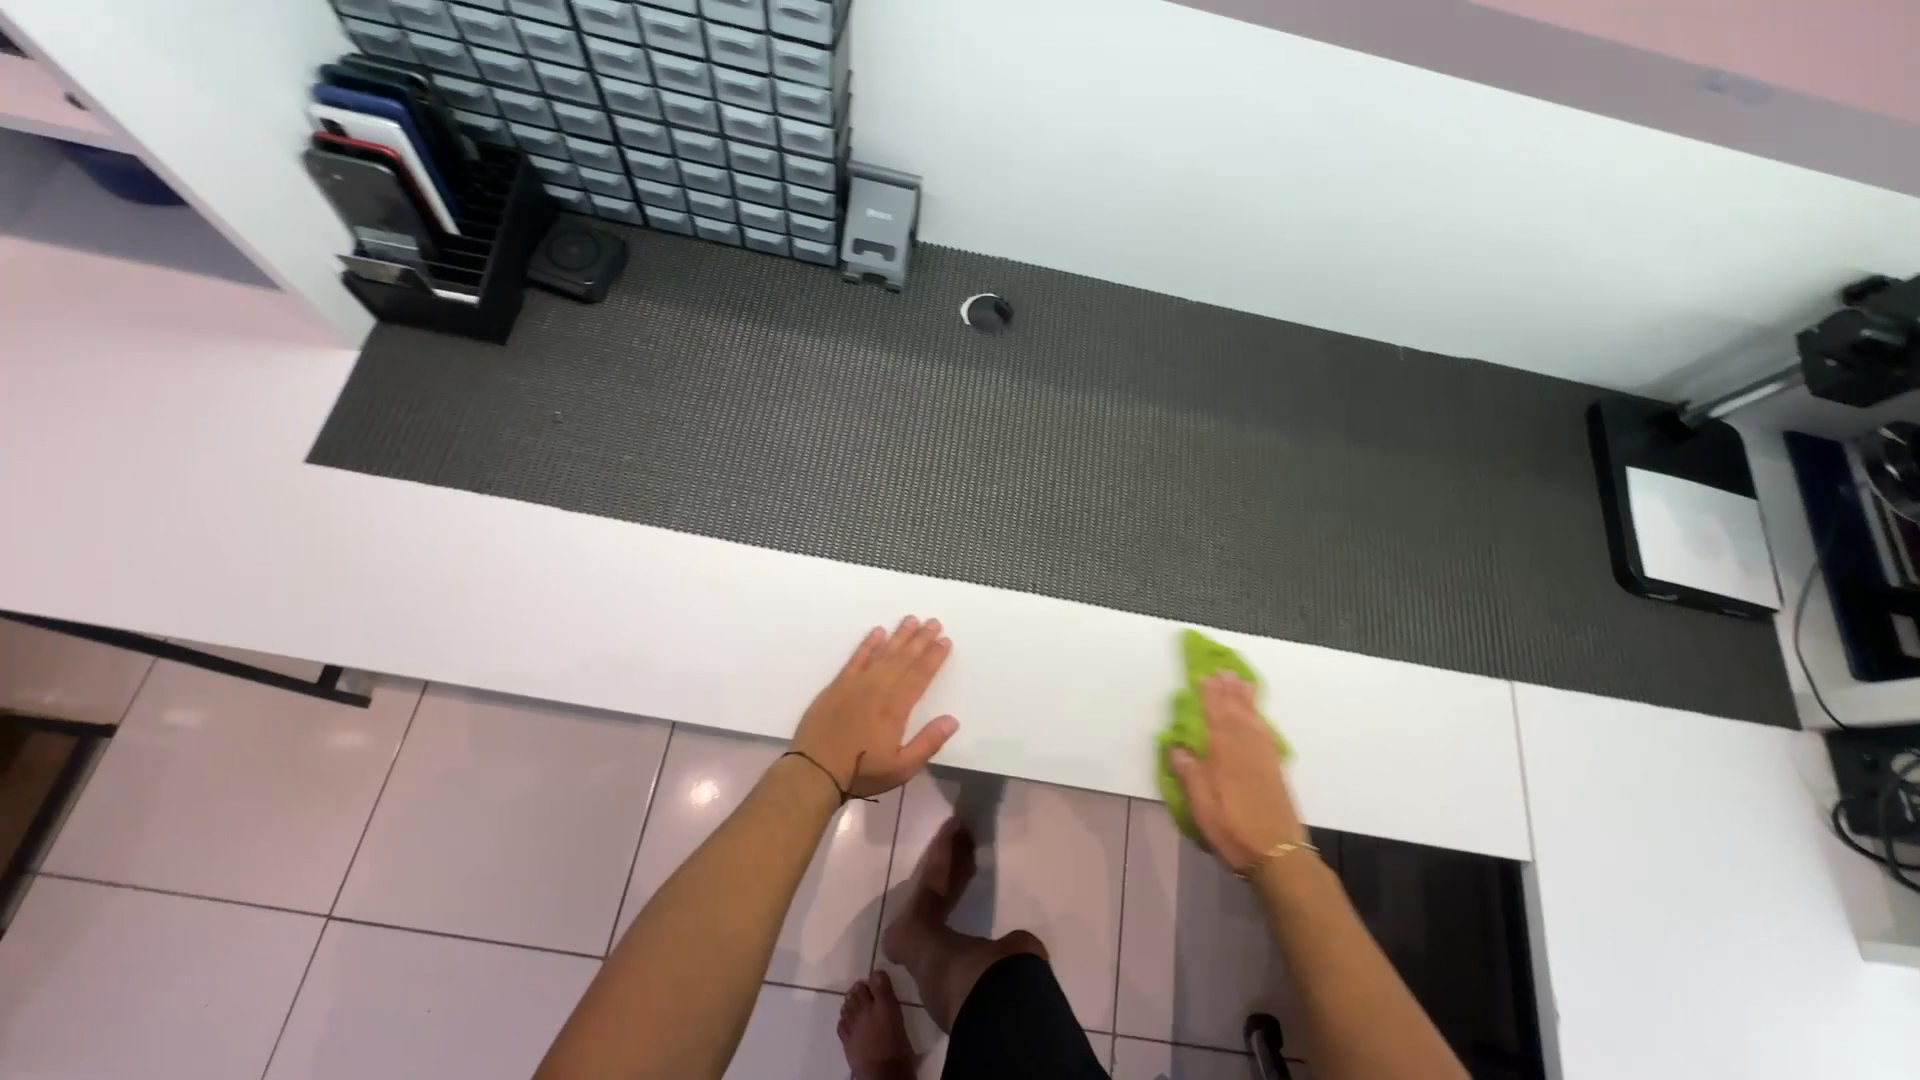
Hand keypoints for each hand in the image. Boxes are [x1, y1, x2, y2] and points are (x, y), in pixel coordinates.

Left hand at [789, 616, 958, 797]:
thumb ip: (928, 743)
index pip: (919, 676)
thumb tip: (952, 720)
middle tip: (934, 622)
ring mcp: (855, 684)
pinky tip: (877, 632)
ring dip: (898, 636)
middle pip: (903, 658)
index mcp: (895, 708)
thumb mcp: (902, 768)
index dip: (934, 657)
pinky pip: (855, 658)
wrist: (814, 771)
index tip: (945, 641)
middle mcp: (877, 689)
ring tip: (911, 620)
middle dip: (920, 640)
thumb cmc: (861, 772)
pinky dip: (867, 644)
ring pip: (882, 653)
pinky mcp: (836, 686)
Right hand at [1165, 672, 1307, 871]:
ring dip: (1247, 701)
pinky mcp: (1276, 771)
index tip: (1205, 677)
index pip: (1215, 718)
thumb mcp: (1201, 804)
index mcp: (1224, 755)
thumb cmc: (1232, 828)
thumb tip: (1178, 748)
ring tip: (1242, 683)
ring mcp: (1264, 760)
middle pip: (1237, 714)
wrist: (1277, 853)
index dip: (1210, 697)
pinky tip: (1259, 719)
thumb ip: (1190, 773)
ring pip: (1254, 721)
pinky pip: (1267, 735)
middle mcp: (1245, 750)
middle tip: (1225, 671)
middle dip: (1229, 692)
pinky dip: (1261, 721)